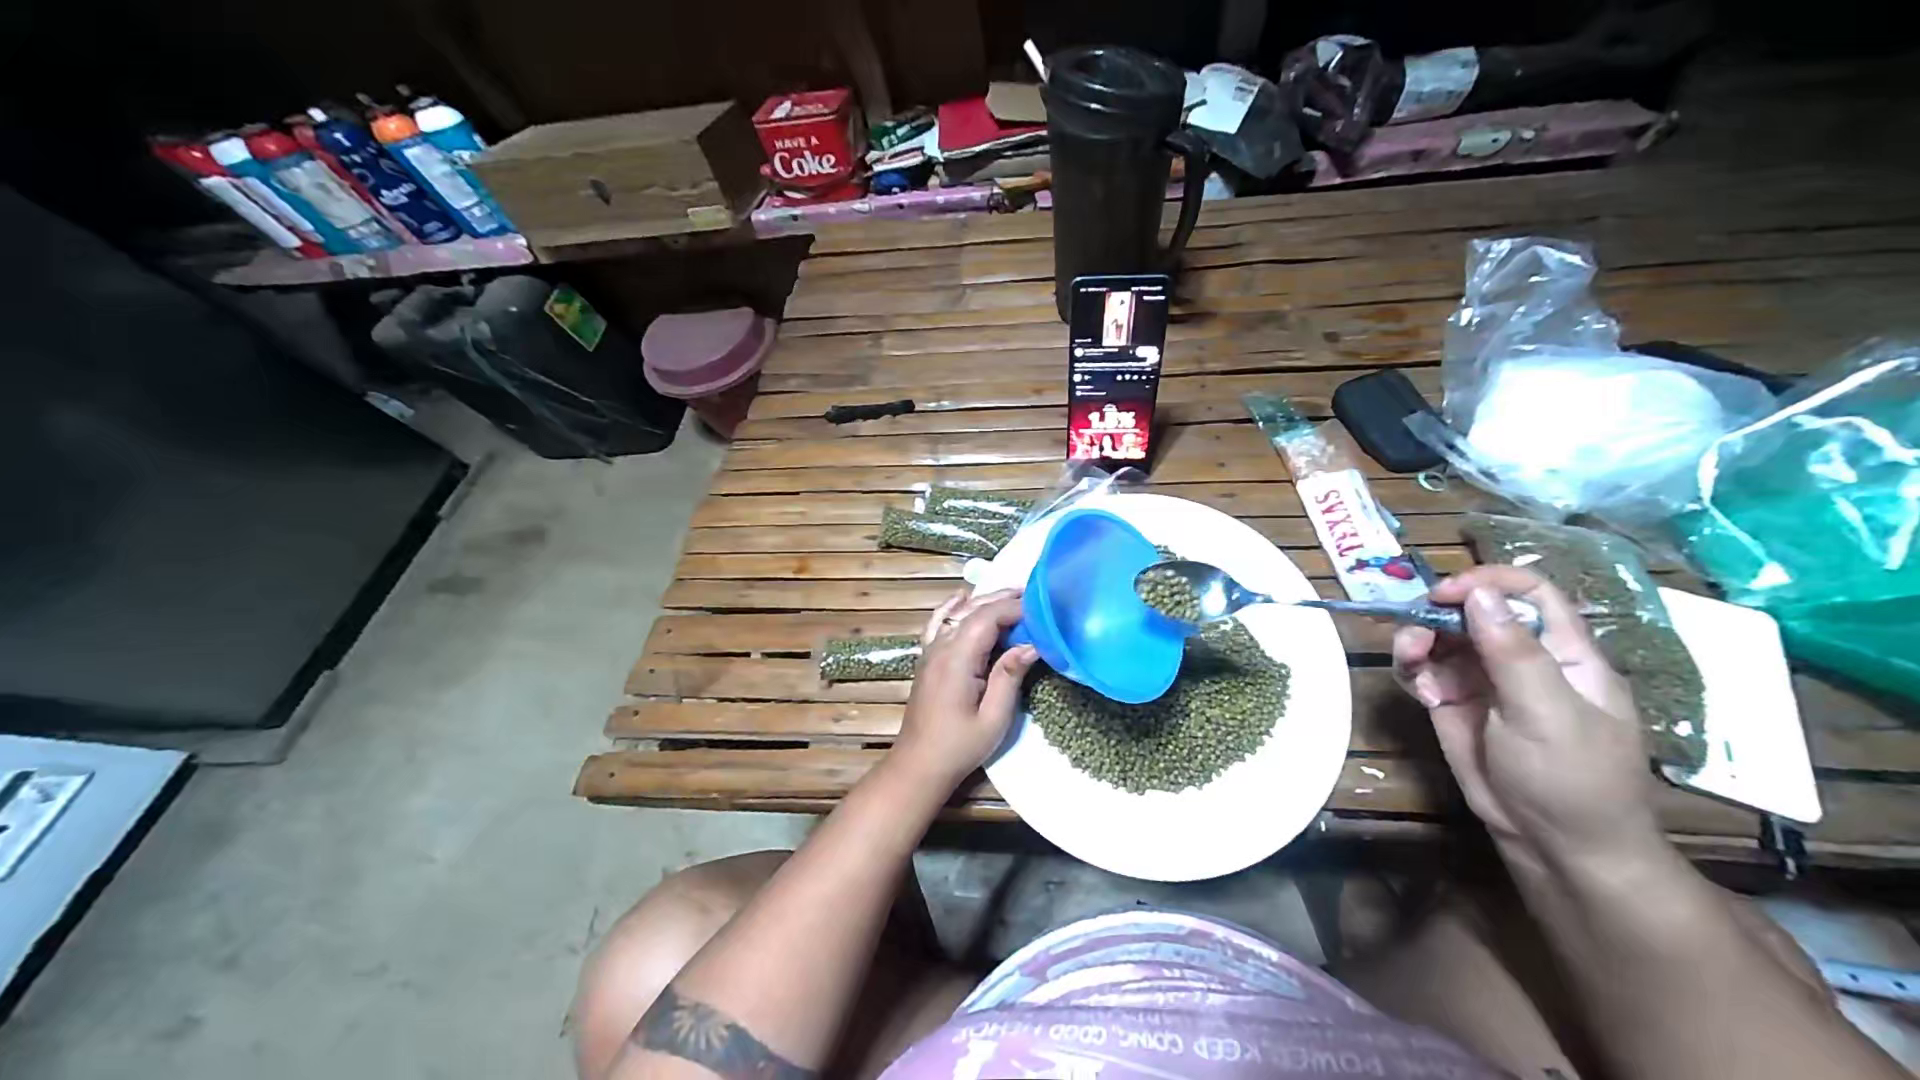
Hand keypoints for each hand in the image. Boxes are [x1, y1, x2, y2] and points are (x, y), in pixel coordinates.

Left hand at [889, 589, 1039, 790]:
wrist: (919, 764)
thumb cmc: (959, 746)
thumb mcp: (994, 717)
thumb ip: (1010, 675)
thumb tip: (1031, 644)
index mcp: (957, 658)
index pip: (987, 617)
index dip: (1015, 608)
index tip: (1041, 609)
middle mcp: (941, 647)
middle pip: (973, 609)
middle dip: (1003, 599)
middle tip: (1035, 597)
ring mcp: (930, 651)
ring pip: (958, 613)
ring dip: (985, 602)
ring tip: (1012, 597)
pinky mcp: (927, 659)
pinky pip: (939, 622)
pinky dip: (953, 607)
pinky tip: (963, 598)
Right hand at [1392, 566, 1664, 871]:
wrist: (1555, 845)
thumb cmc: (1572, 779)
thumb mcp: (1548, 713)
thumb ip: (1513, 652)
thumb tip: (1478, 593)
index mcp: (1562, 653)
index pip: (1528, 593)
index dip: (1487, 583)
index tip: (1445, 593)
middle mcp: (1520, 659)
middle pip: (1472, 611)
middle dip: (1437, 614)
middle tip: (1415, 635)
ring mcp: (1484, 682)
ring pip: (1440, 638)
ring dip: (1417, 641)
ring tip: (1410, 662)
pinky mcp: (1453, 703)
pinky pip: (1423, 670)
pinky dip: (1412, 671)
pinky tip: (1418, 691)